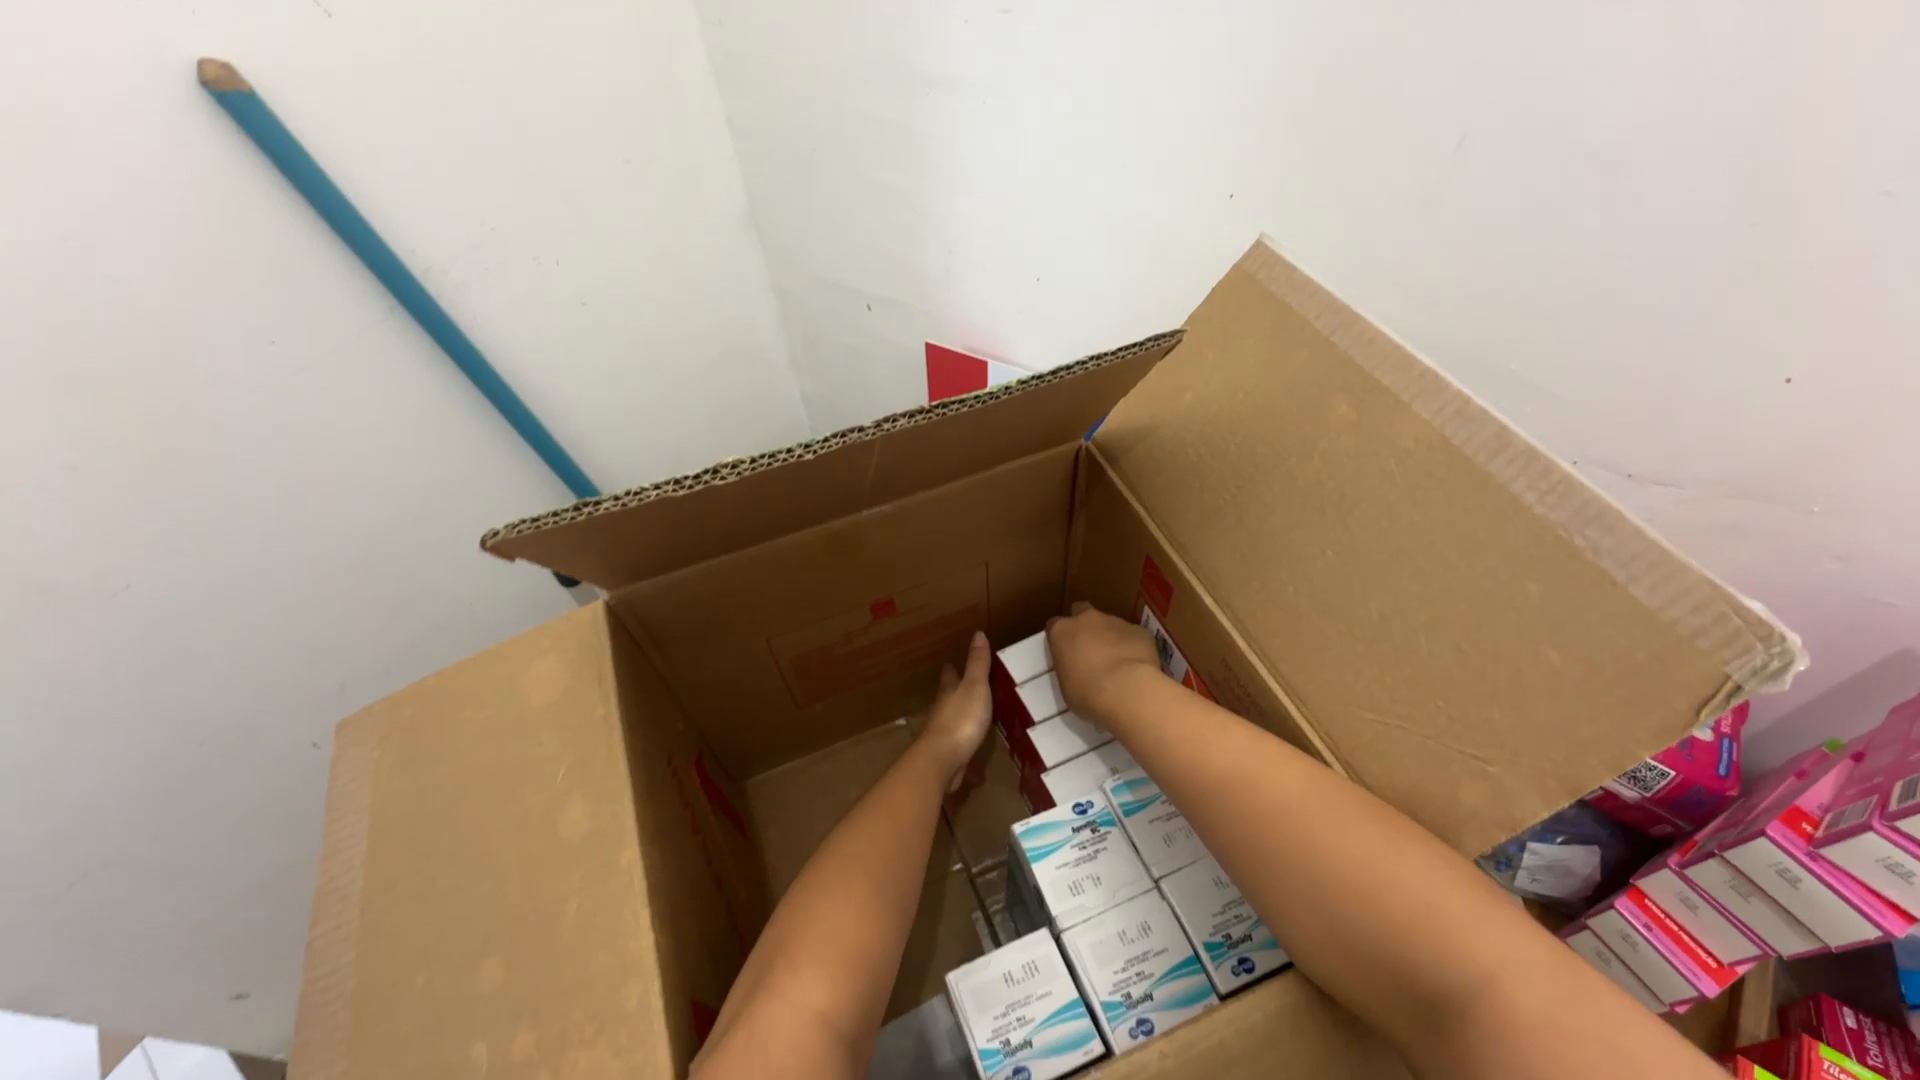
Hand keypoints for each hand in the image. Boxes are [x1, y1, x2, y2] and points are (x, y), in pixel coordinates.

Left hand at [920, 631, 994, 791]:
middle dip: (953, 691)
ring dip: (958, 716)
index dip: (951, 669)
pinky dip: (964, 743)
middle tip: (962, 686)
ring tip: (971, 715)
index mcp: (948, 691)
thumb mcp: (975, 686)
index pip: (949, 675)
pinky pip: (958, 745)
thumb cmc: (961, 718)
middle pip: (946, 697)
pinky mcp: (948, 755)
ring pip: (951, 720)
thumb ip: (977, 663)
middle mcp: (942, 710)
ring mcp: (943, 734)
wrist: (944, 759)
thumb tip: (977, 633)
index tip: (951, 663)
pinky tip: (972, 749)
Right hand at [1047, 602, 1163, 723]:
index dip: (1061, 638)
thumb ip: (1070, 669)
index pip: (1054, 626)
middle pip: (1082, 612)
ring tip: (1118, 665)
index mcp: (1061, 631)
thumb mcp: (1066, 686)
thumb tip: (1079, 670)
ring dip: (1112, 639)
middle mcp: (1087, 618)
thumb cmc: (1087, 694)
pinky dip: (1134, 647)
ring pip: (1111, 625)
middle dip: (1085, 626)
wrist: (1127, 691)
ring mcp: (1116, 621)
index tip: (1065, 653)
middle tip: (1090, 650)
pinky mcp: (1141, 630)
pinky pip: (1134, 637)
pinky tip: (1137, 667)